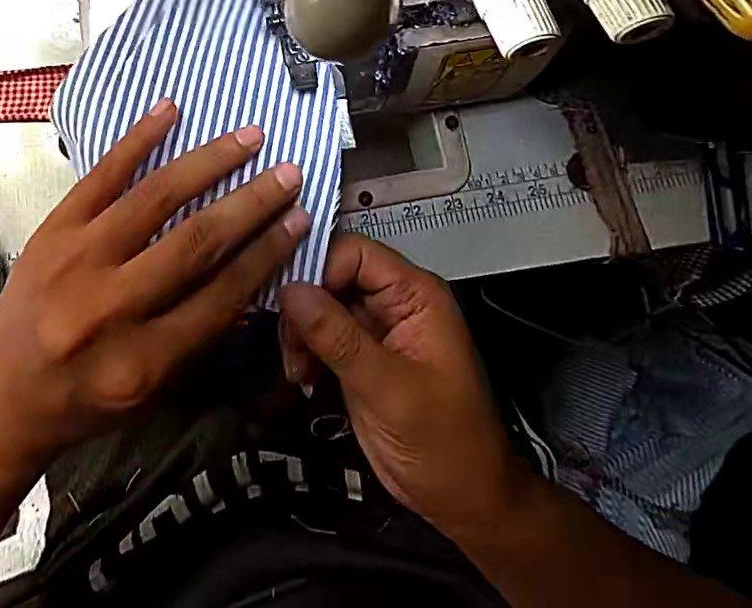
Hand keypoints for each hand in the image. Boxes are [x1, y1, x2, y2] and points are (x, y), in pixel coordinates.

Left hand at [0, 99, 309, 473]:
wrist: (0, 397)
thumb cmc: (84, 400)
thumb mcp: (152, 388)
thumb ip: (202, 332)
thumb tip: (254, 267)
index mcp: (140, 362)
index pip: (222, 295)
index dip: (267, 252)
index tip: (299, 218)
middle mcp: (108, 309)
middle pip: (196, 243)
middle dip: (251, 203)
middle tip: (289, 174)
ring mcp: (75, 261)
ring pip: (156, 199)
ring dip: (209, 162)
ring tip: (249, 137)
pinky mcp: (51, 231)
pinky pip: (101, 176)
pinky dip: (138, 139)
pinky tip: (169, 111)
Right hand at [278, 234, 535, 538]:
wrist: (462, 498)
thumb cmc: (443, 442)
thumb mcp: (389, 389)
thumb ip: (339, 337)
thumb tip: (291, 291)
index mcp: (415, 294)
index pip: (355, 253)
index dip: (320, 270)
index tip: (292, 306)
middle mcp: (395, 300)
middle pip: (333, 273)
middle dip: (304, 304)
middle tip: (289, 343)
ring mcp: (376, 326)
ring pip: (321, 301)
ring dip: (300, 330)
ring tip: (297, 366)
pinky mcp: (360, 351)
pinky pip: (321, 330)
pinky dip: (305, 348)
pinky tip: (303, 374)